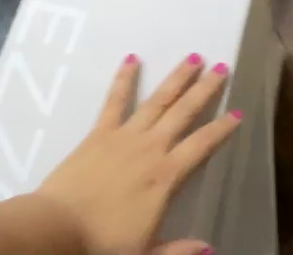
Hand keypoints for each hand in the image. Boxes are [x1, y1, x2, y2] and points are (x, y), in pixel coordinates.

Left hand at [35, 54, 243, 254]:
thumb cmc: (101, 247)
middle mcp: (151, 148)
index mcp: (165, 177)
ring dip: (177, 78)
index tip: (237, 111)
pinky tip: (132, 59)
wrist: (55, 231)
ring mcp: (125, 136)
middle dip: (205, 89)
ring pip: (157, 100)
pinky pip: (115, 101)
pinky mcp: (99, 133)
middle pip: (184, 113)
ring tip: (193, 57)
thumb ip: (177, 251)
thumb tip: (210, 249)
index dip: (221, 129)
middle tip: (222, 66)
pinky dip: (124, 79)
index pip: (201, 146)